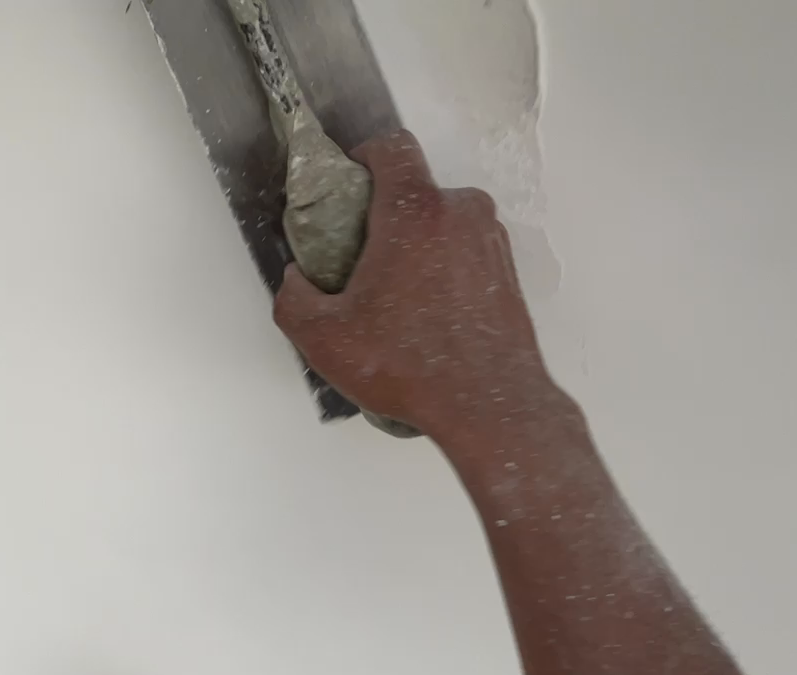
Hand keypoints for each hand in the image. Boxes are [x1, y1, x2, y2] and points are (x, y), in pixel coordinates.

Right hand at [274, 131, 563, 448]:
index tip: (346, 183)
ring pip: (439, 224)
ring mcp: (489, 240)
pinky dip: (437, 270)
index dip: (363, 157)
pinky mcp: (504, 270)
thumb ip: (293, 300)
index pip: (391, 148)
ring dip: (410, 247)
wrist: (485, 404)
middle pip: (412, 191)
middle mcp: (460, 212)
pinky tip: (419, 315)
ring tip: (388, 298)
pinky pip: (461, 252)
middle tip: (356, 262)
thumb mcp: (323, 339)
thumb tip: (294, 282)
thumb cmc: (408, 367)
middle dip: (380, 217)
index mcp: (414, 213)